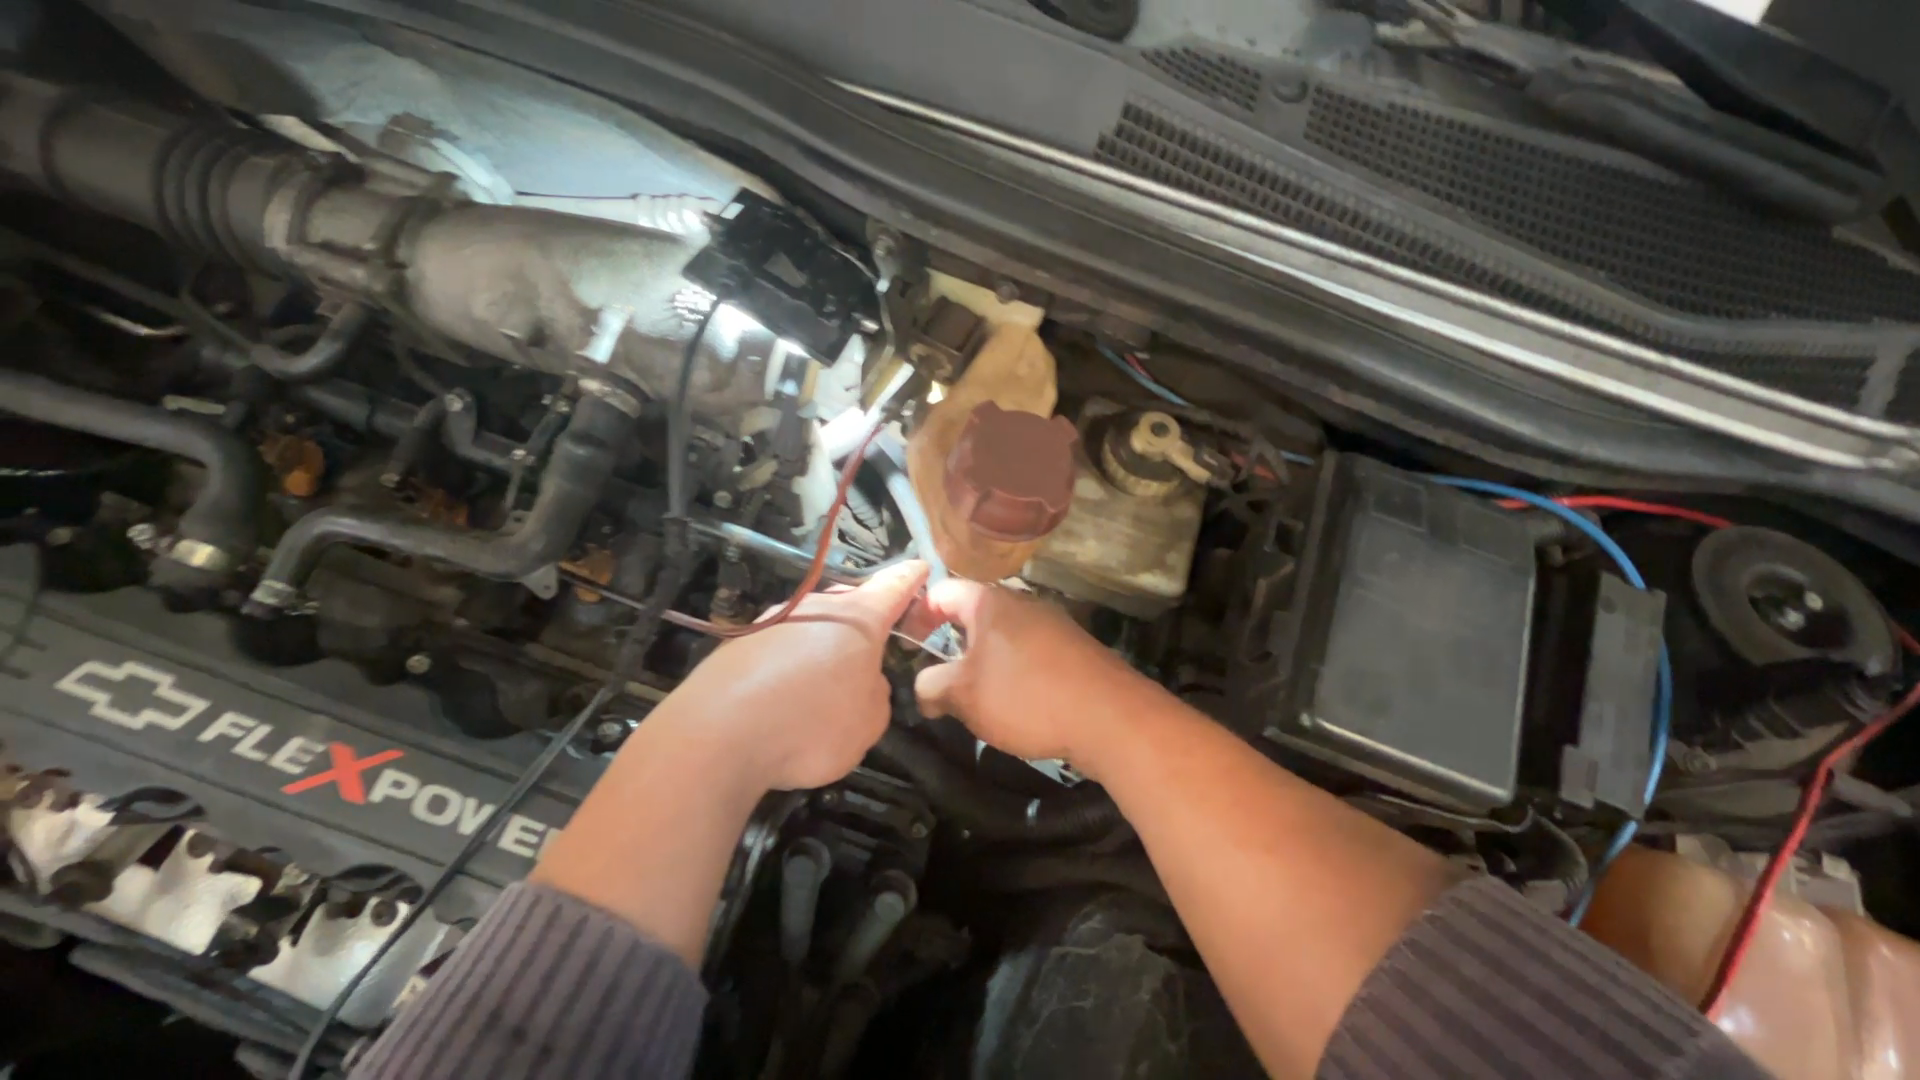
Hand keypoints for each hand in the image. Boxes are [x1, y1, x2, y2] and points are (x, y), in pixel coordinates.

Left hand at [643, 560, 928, 791]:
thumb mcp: (870, 721)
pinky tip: (782, 702)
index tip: (922, 568)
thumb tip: (861, 680)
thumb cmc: (812, 724)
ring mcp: (772, 622)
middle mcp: (816, 607)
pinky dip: (787, 670)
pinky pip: (777, 652)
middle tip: (873, 653)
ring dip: (821, 650)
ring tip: (822, 690)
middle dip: (864, 623)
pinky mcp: (738, 645)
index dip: (912, 579)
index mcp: (858, 618)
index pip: (895, 586)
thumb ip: (876, 693)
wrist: (717, 736)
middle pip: (850, 606)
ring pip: (811, 629)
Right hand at [912, 579, 1162, 766]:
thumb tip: (924, 689)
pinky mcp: (1074, 649)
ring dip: (985, 663)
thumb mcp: (963, 695)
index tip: (909, 648)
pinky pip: (1031, 654)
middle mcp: (1022, 602)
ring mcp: (1053, 624)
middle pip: (974, 614)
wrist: (1110, 717)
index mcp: (989, 601)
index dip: (917, 615)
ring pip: (1003, 637)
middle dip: (953, 646)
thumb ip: (931, 686)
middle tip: (941, 680)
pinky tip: (1018, 706)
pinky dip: (1015, 673)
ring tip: (977, 699)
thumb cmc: (1026, 696)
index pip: (941, 591)